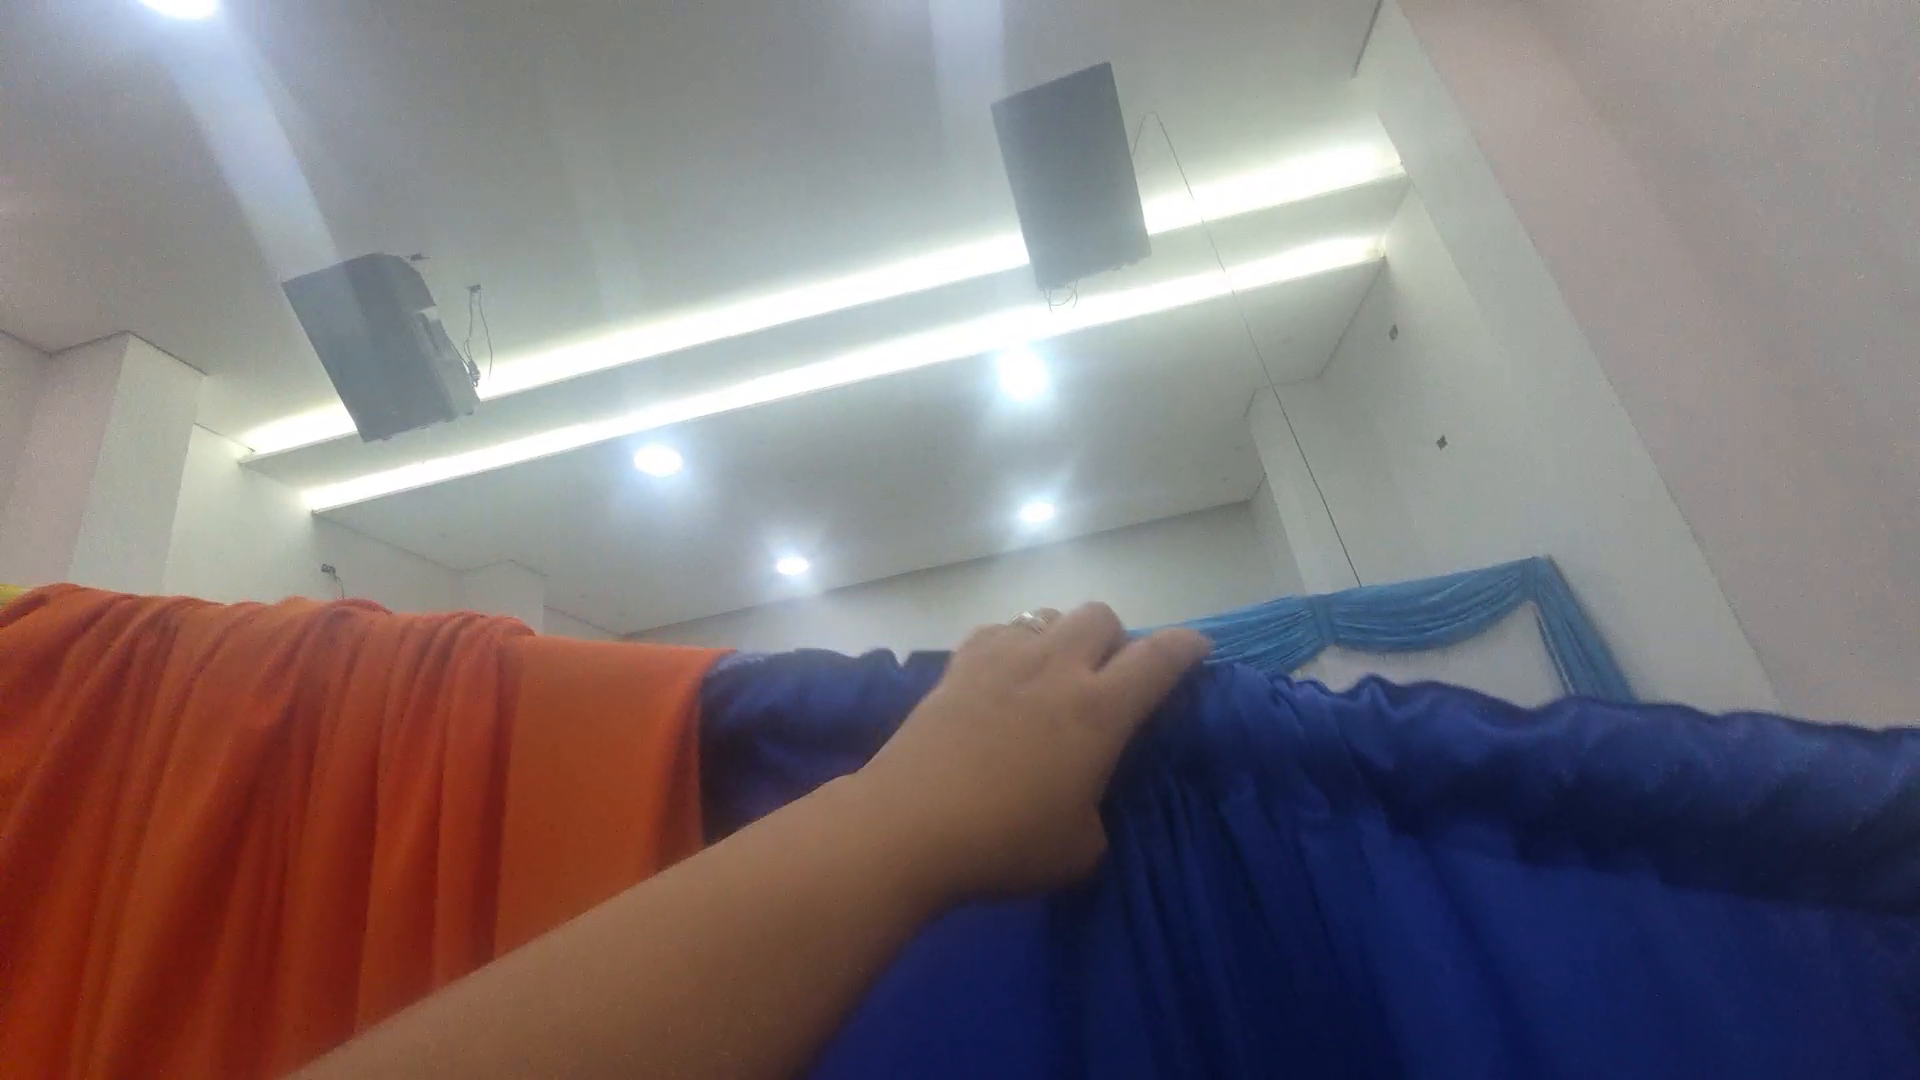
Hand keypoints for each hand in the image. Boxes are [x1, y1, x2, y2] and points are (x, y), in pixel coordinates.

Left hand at [849, 603, 1209, 907]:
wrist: (909, 824)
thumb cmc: (1004, 843)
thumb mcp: (1080, 848)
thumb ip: (1097, 810)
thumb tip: (1084, 793)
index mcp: (1098, 709)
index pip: (1159, 657)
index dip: (1186, 646)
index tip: (1197, 647)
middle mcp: (1055, 667)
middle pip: (1100, 615)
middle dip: (1115, 639)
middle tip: (1106, 678)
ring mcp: (1003, 658)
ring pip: (1047, 614)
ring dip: (1062, 636)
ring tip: (1051, 674)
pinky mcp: (959, 663)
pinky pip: (998, 630)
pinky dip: (1012, 644)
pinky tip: (1002, 676)